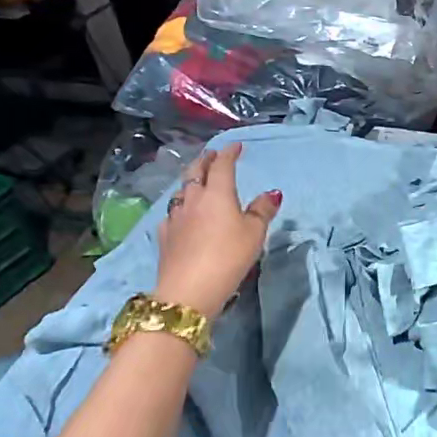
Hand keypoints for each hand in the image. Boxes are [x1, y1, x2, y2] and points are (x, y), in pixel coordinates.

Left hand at [154, 142, 280, 317]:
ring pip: (181, 190)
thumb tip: (271, 192)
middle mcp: (193, 198)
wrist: (188, 289)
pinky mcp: (164, 235)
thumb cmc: (227, 258)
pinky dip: (179, 207)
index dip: (228, 153)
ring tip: (195, 180)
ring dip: (189, 180)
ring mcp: (175, 216)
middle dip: (205, 160)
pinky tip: (180, 214)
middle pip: (196, 171)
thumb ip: (262, 211)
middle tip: (211, 155)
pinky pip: (171, 213)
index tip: (235, 146)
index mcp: (217, 193)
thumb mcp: (254, 235)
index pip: (221, 165)